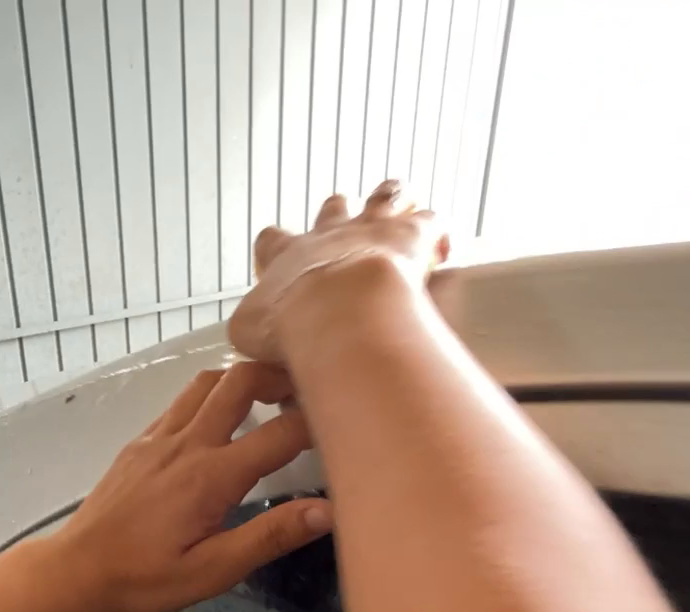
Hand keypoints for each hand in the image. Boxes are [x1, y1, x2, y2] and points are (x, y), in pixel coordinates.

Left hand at [37, 362, 333, 611]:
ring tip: (268, 398)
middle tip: (306, 393)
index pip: (280, 433)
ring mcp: (159, 437)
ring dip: (241, 379)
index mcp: (212, 476)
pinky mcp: (140, 441)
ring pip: (207, 381)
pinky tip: (218, 420)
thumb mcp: (212, 571)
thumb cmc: (145, 577)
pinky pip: (180, 401)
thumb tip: (326, 510)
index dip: (318, 422)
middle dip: (280, 375)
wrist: (77, 569)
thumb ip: (268, 537)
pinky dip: (209, 395)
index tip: (345, 422)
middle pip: (240, 380)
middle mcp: (188, 443)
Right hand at [228, 180, 450, 364]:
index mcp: (285, 255)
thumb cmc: (292, 322)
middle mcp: (327, 234)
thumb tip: (251, 337)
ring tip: (397, 208)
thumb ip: (250, 327)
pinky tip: (441, 246)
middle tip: (342, 228)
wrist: (336, 313)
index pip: (271, 240)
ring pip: (382, 196)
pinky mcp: (410, 237)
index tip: (278, 258)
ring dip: (389, 201)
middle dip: (336, 216)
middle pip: (331, 209)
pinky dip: (435, 230)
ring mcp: (369, 229)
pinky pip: (429, 220)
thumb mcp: (248, 332)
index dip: (274, 247)